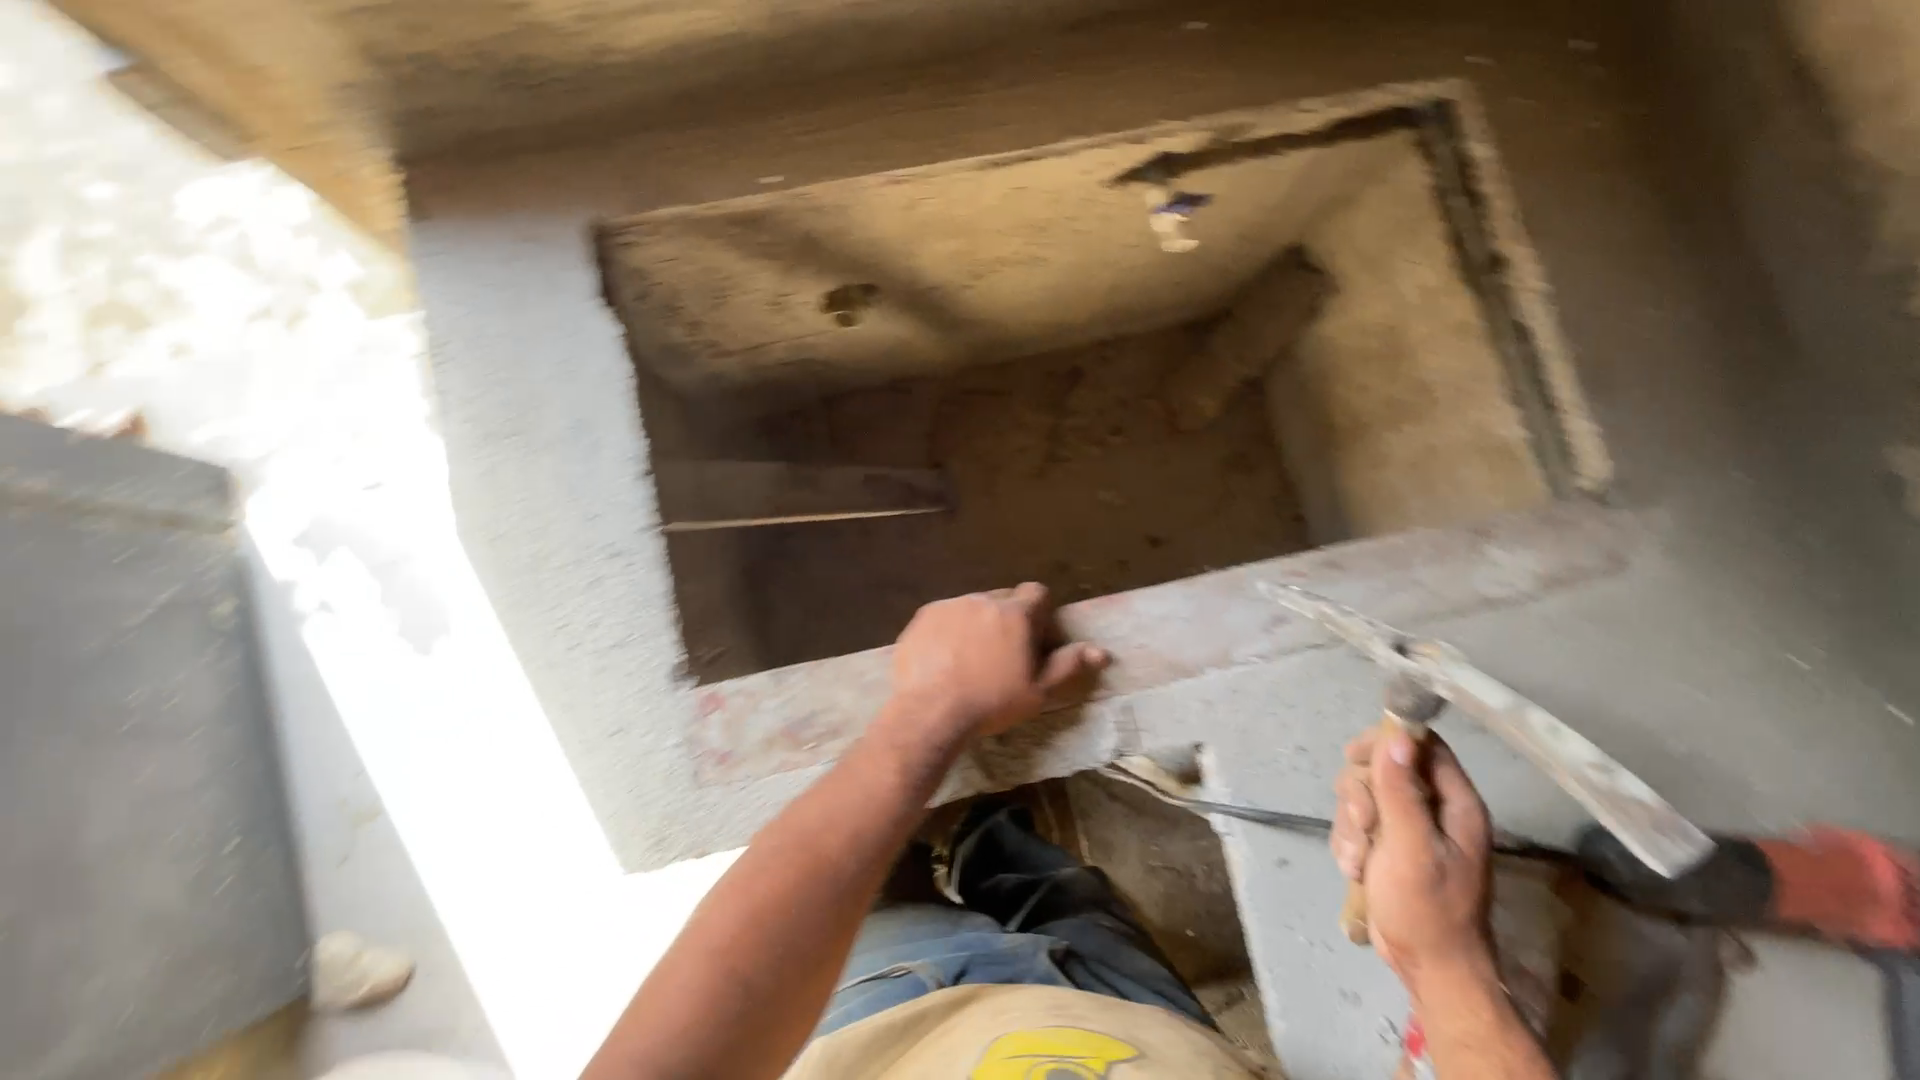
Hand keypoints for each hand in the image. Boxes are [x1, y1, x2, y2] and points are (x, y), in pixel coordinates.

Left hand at [887, 583, 1108, 740]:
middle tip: (1004, 654)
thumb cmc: (991, 703)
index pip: (1037, 592)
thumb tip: (1101, 652)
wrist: (930, 712)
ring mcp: (949, 606)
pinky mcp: (922, 617)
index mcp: (1015, 614)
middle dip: (1009, 618)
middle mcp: (983, 600)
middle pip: (1004, 598)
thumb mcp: (1037, 691)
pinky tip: (944, 659)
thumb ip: (1068, 665)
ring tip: (971, 658)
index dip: (1040, 613)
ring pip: (973, 606)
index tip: (1034, 639)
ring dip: (978, 623)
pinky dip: (950, 630)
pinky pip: (945, 616)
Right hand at [1330, 728, 1494, 993]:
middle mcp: (1433, 809)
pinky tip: (1356, 869)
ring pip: (1362, 796)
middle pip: (1382, 768)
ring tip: (1359, 861)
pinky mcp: (1387, 847)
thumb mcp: (1411, 846)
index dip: (1386, 742)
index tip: (1355, 756)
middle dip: (1361, 795)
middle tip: (1364, 824)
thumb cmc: (1428, 908)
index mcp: (1454, 803)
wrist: (1427, 966)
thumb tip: (1395, 736)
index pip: (1421, 746)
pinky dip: (1348, 843)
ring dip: (1350, 825)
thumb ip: (1400, 790)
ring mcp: (1408, 828)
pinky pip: (1354, 824)